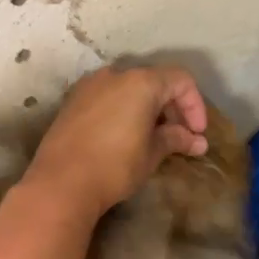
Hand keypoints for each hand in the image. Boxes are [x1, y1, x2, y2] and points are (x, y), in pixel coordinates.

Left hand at [24, 64, 208, 216]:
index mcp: (141, 82)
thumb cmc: (115, 166)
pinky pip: (109, 97)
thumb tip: (197, 142)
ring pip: (130, 89)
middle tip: (180, 138)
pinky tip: (126, 137)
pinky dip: (125, 110)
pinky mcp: (73, 101)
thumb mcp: (152, 153)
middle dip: (173, 108)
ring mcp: (90, 86)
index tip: (197, 134)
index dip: (195, 106)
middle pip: (155, 82)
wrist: (61, 183)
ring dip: (149, 109)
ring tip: (154, 139)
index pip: (180, 81)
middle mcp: (115, 75)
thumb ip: (176, 140)